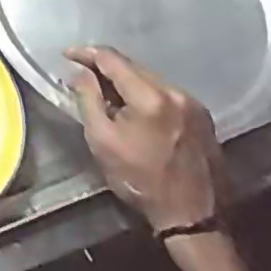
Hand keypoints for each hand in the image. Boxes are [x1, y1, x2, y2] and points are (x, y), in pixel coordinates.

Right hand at [70, 47, 226, 232]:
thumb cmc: (141, 181)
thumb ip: (89, 100)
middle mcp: (175, 91)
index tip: (67, 54)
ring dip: (127, 81)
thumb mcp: (103, 142)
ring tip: (107, 93)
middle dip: (106, 67)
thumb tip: (80, 72)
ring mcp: (192, 102)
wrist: (192, 217)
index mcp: (150, 97)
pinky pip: (166, 93)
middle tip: (83, 74)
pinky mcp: (202, 115)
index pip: (113, 60)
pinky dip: (146, 94)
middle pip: (134, 66)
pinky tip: (135, 109)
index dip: (87, 53)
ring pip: (151, 79)